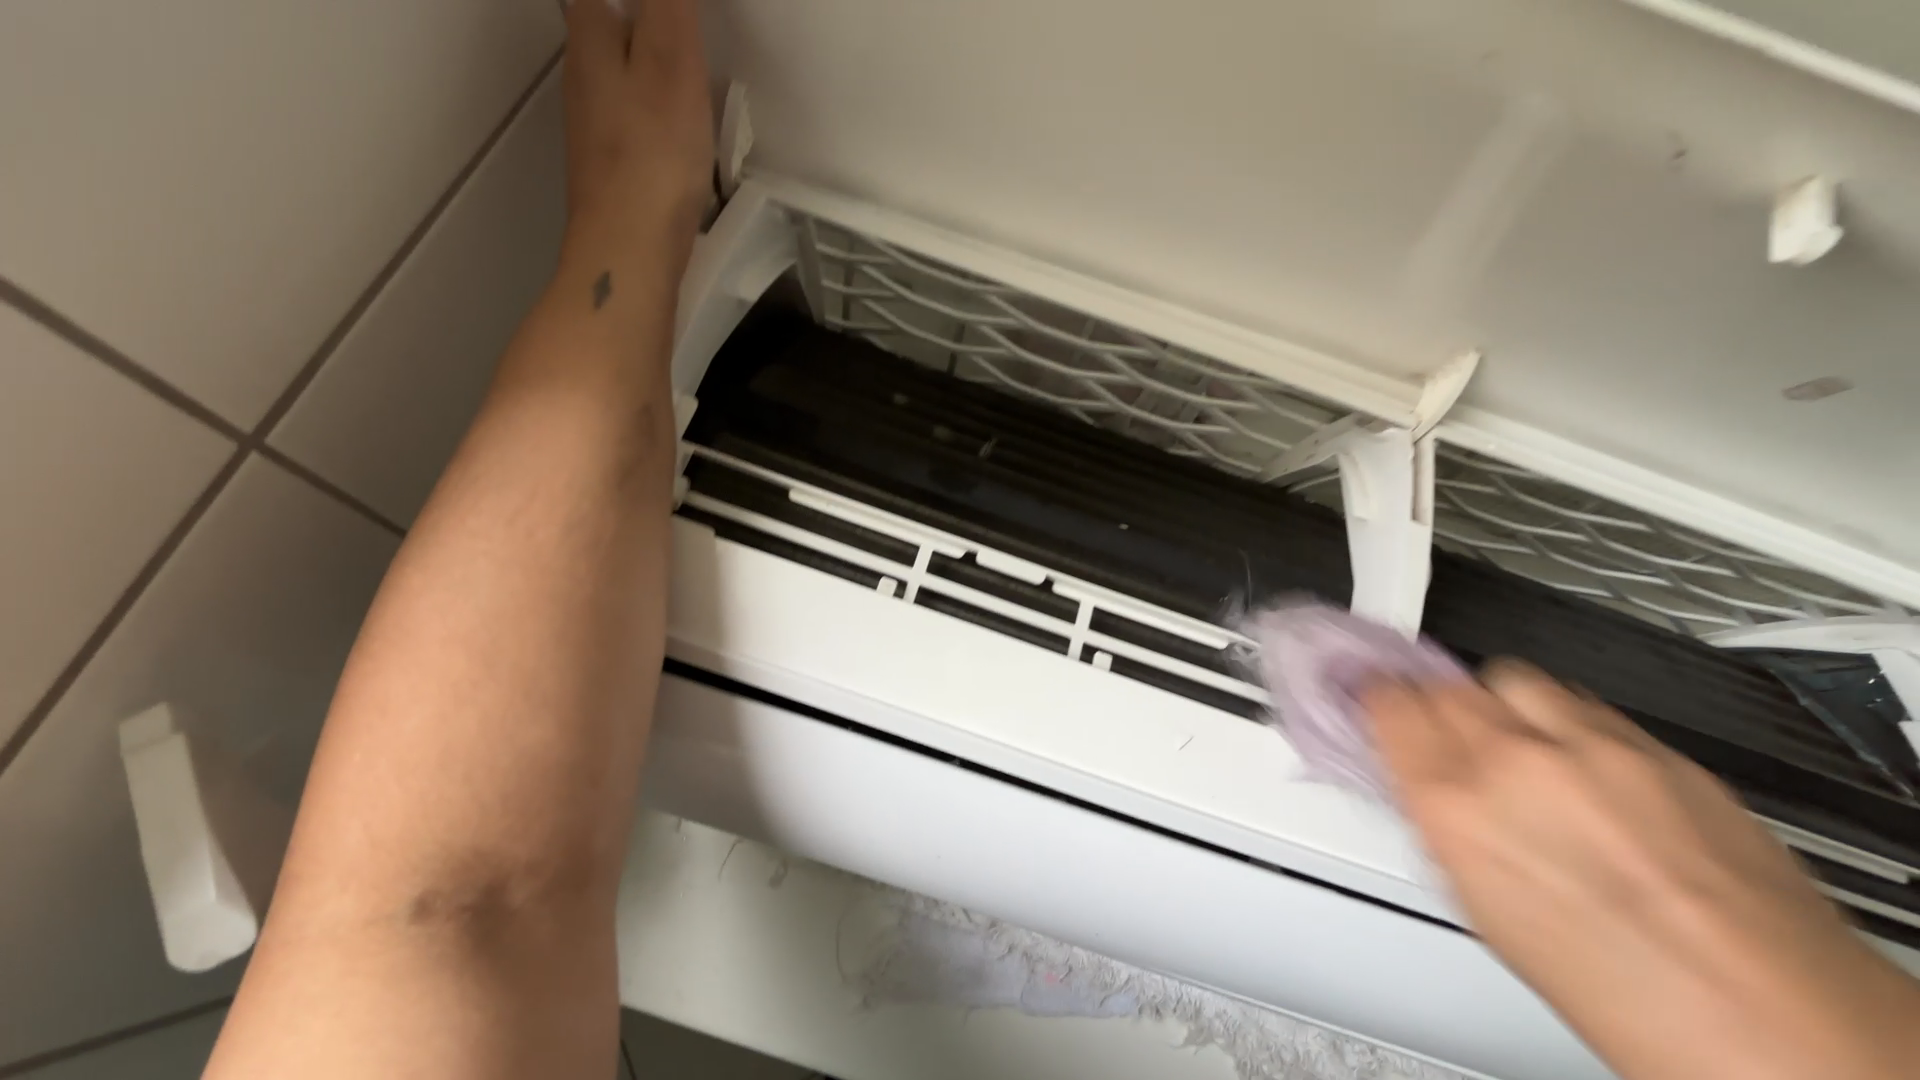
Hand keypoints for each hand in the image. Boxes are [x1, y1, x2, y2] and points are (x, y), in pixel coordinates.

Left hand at [561, 0, 713, 271]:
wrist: (630, 251)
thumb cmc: (653, 154)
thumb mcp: (670, 60)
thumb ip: (668, 3)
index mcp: (591, 41)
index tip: (671, 13)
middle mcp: (582, 79)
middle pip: (604, 28)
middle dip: (637, 22)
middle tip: (683, 29)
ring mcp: (595, 128)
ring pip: (620, 77)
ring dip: (651, 67)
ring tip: (693, 74)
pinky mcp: (613, 168)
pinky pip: (636, 120)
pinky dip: (658, 112)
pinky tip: (685, 131)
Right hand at [1366, 661, 1919, 1079]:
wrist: (1763, 1009)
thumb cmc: (1619, 985)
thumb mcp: (1478, 902)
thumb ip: (1440, 819)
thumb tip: (1421, 782)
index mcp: (1453, 806)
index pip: (1388, 704)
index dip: (1376, 696)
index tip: (1373, 695)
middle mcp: (1515, 760)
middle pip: (1442, 682)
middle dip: (1431, 697)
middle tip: (1436, 719)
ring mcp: (1590, 746)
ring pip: (1510, 678)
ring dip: (1497, 700)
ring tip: (1513, 739)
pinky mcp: (1655, 745)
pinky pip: (1583, 702)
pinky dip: (1564, 717)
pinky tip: (1578, 759)